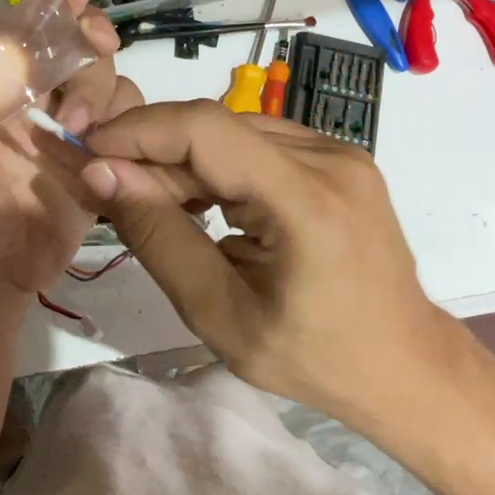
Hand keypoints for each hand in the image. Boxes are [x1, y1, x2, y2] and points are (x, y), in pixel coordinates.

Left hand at [0, 0, 142, 315]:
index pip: (22, 33)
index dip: (46, 9)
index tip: (69, 0)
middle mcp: (38, 100)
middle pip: (76, 47)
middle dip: (89, 34)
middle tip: (98, 41)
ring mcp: (73, 131)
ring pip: (109, 83)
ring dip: (100, 90)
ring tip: (77, 128)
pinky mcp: (100, 164)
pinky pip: (131, 131)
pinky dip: (131, 129)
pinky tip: (109, 151)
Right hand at [77, 100, 458, 420]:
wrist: (407, 368)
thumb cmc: (313, 358)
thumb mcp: (218, 313)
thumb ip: (158, 236)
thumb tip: (100, 172)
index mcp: (307, 200)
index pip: (206, 129)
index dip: (138, 130)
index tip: (87, 151)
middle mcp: (328, 157)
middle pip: (215, 126)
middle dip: (152, 151)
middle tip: (109, 192)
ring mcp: (338, 152)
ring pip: (231, 130)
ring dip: (180, 159)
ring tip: (153, 206)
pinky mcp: (336, 158)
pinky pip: (256, 143)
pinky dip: (214, 165)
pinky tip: (199, 203)